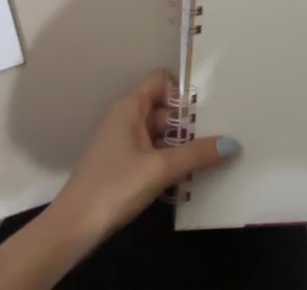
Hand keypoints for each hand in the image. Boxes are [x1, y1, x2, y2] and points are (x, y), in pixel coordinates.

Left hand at [47, 70, 238, 245]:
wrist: (74, 227)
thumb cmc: (115, 186)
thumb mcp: (160, 169)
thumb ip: (196, 154)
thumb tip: (231, 143)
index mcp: (130, 106)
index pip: (161, 80)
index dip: (183, 90)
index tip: (209, 108)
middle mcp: (126, 117)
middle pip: (164, 108)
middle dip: (189, 123)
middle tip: (220, 135)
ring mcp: (123, 142)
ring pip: (160, 134)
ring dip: (182, 146)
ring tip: (211, 158)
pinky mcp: (122, 164)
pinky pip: (153, 152)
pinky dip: (169, 161)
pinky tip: (188, 178)